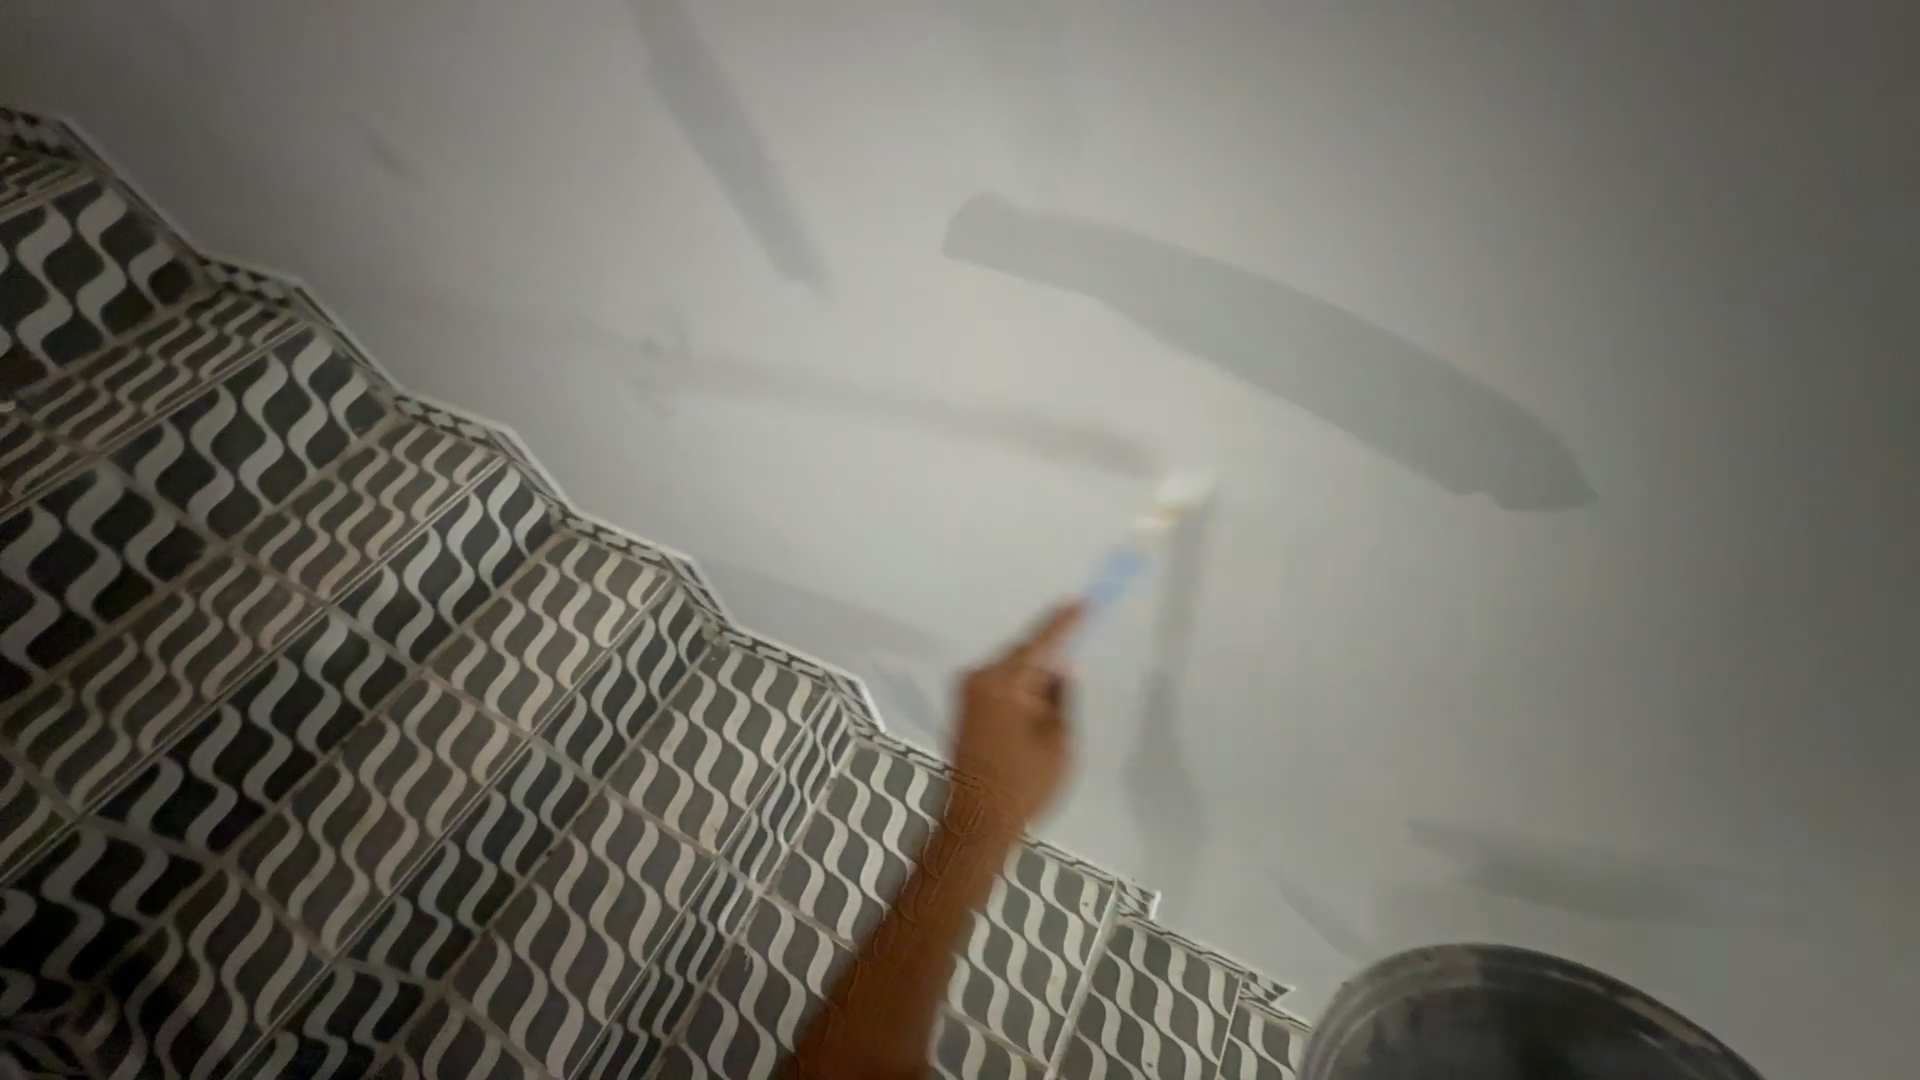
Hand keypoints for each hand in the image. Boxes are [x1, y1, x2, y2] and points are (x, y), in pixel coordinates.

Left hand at [948, 603, 1083, 832]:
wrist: (978, 821)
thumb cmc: (1024, 784)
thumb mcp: (1059, 740)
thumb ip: (1062, 695)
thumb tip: (1065, 665)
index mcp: (1001, 683)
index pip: (1040, 644)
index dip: (1064, 624)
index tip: (1082, 602)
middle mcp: (978, 679)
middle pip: (1022, 656)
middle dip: (1050, 658)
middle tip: (1077, 660)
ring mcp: (966, 694)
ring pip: (1011, 672)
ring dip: (1034, 679)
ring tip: (1055, 706)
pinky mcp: (964, 708)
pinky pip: (999, 687)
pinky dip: (1020, 691)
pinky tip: (1036, 710)